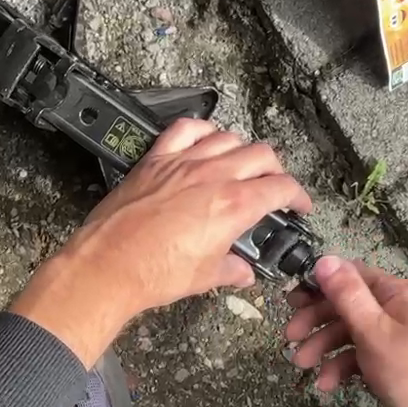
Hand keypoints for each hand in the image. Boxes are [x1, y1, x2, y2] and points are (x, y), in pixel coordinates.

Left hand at [10, 118, 312, 365]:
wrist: (109, 266)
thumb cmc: (152, 273)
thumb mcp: (205, 277)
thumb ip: (231, 269)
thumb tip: (242, 272)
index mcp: (233, 205)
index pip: (280, 187)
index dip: (297, 196)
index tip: (298, 204)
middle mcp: (211, 176)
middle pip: (261, 155)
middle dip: (275, 170)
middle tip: (272, 185)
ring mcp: (182, 163)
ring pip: (226, 138)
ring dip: (241, 149)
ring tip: (241, 163)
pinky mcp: (155, 161)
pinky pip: (184, 130)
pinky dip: (201, 130)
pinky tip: (205, 139)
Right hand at [284, 256, 407, 406]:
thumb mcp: (374, 333)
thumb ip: (347, 296)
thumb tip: (324, 259)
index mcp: (400, 294)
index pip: (352, 275)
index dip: (319, 285)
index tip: (291, 301)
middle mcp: (401, 309)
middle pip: (348, 305)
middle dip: (316, 321)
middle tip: (289, 337)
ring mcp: (400, 335)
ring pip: (352, 332)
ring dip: (324, 347)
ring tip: (301, 365)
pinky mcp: (397, 359)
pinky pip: (363, 353)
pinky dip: (343, 365)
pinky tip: (328, 383)